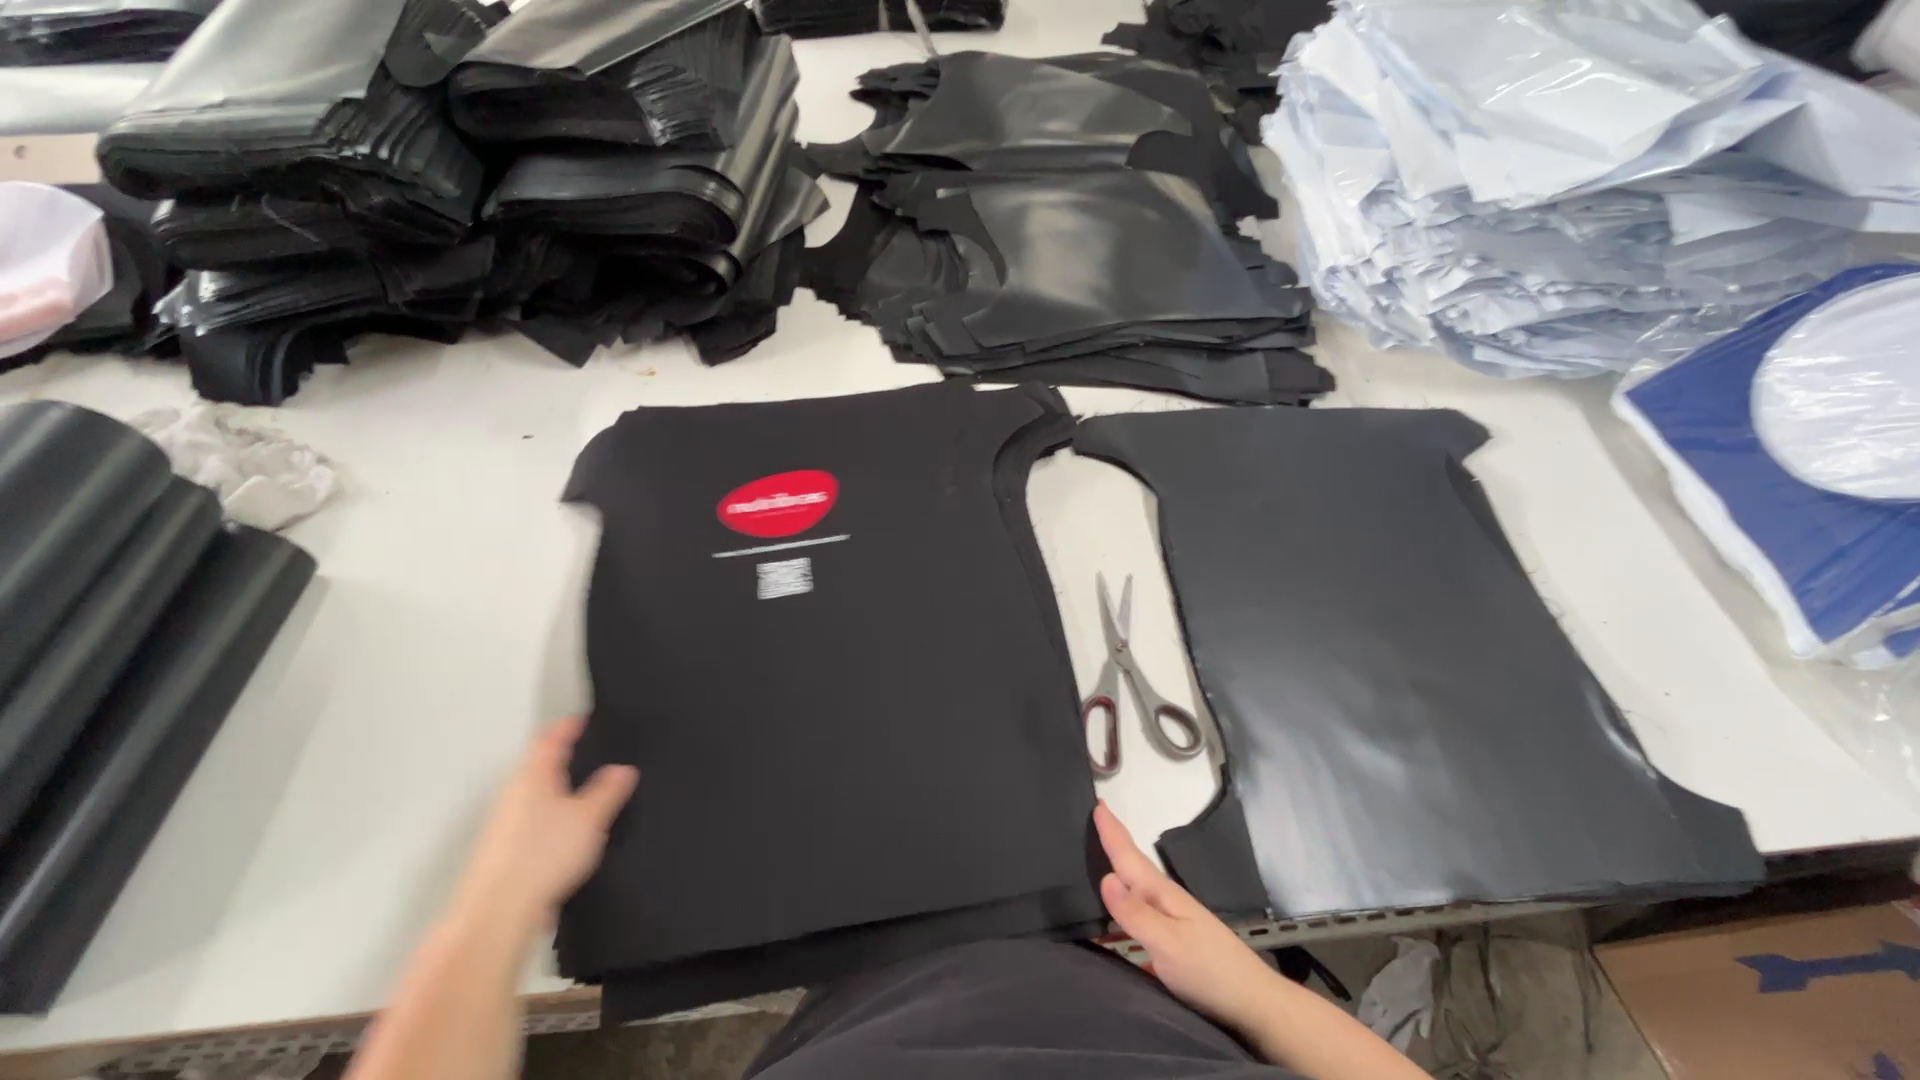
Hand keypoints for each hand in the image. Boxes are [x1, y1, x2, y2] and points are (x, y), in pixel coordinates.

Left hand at [454, 717, 638, 924]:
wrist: (498, 911)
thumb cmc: (544, 853)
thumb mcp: (589, 817)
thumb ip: (609, 790)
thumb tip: (623, 769)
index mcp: (532, 776)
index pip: (550, 739)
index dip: (569, 726)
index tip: (585, 719)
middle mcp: (514, 795)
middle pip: (540, 766)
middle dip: (565, 758)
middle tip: (594, 753)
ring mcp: (506, 824)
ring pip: (537, 796)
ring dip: (560, 790)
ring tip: (590, 792)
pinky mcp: (506, 852)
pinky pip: (536, 822)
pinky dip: (555, 818)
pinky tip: (573, 834)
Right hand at [1094, 801, 1284, 1033]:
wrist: (1253, 1004)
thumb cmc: (1210, 971)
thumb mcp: (1168, 944)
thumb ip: (1136, 913)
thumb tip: (1105, 877)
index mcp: (1162, 895)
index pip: (1130, 857)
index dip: (1112, 831)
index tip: (1097, 802)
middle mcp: (1165, 902)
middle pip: (1133, 867)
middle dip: (1113, 843)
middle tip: (1093, 819)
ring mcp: (1172, 921)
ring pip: (1136, 889)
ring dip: (1116, 872)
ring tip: (1095, 859)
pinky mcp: (1173, 942)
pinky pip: (1139, 913)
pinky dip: (1123, 905)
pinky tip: (1115, 914)